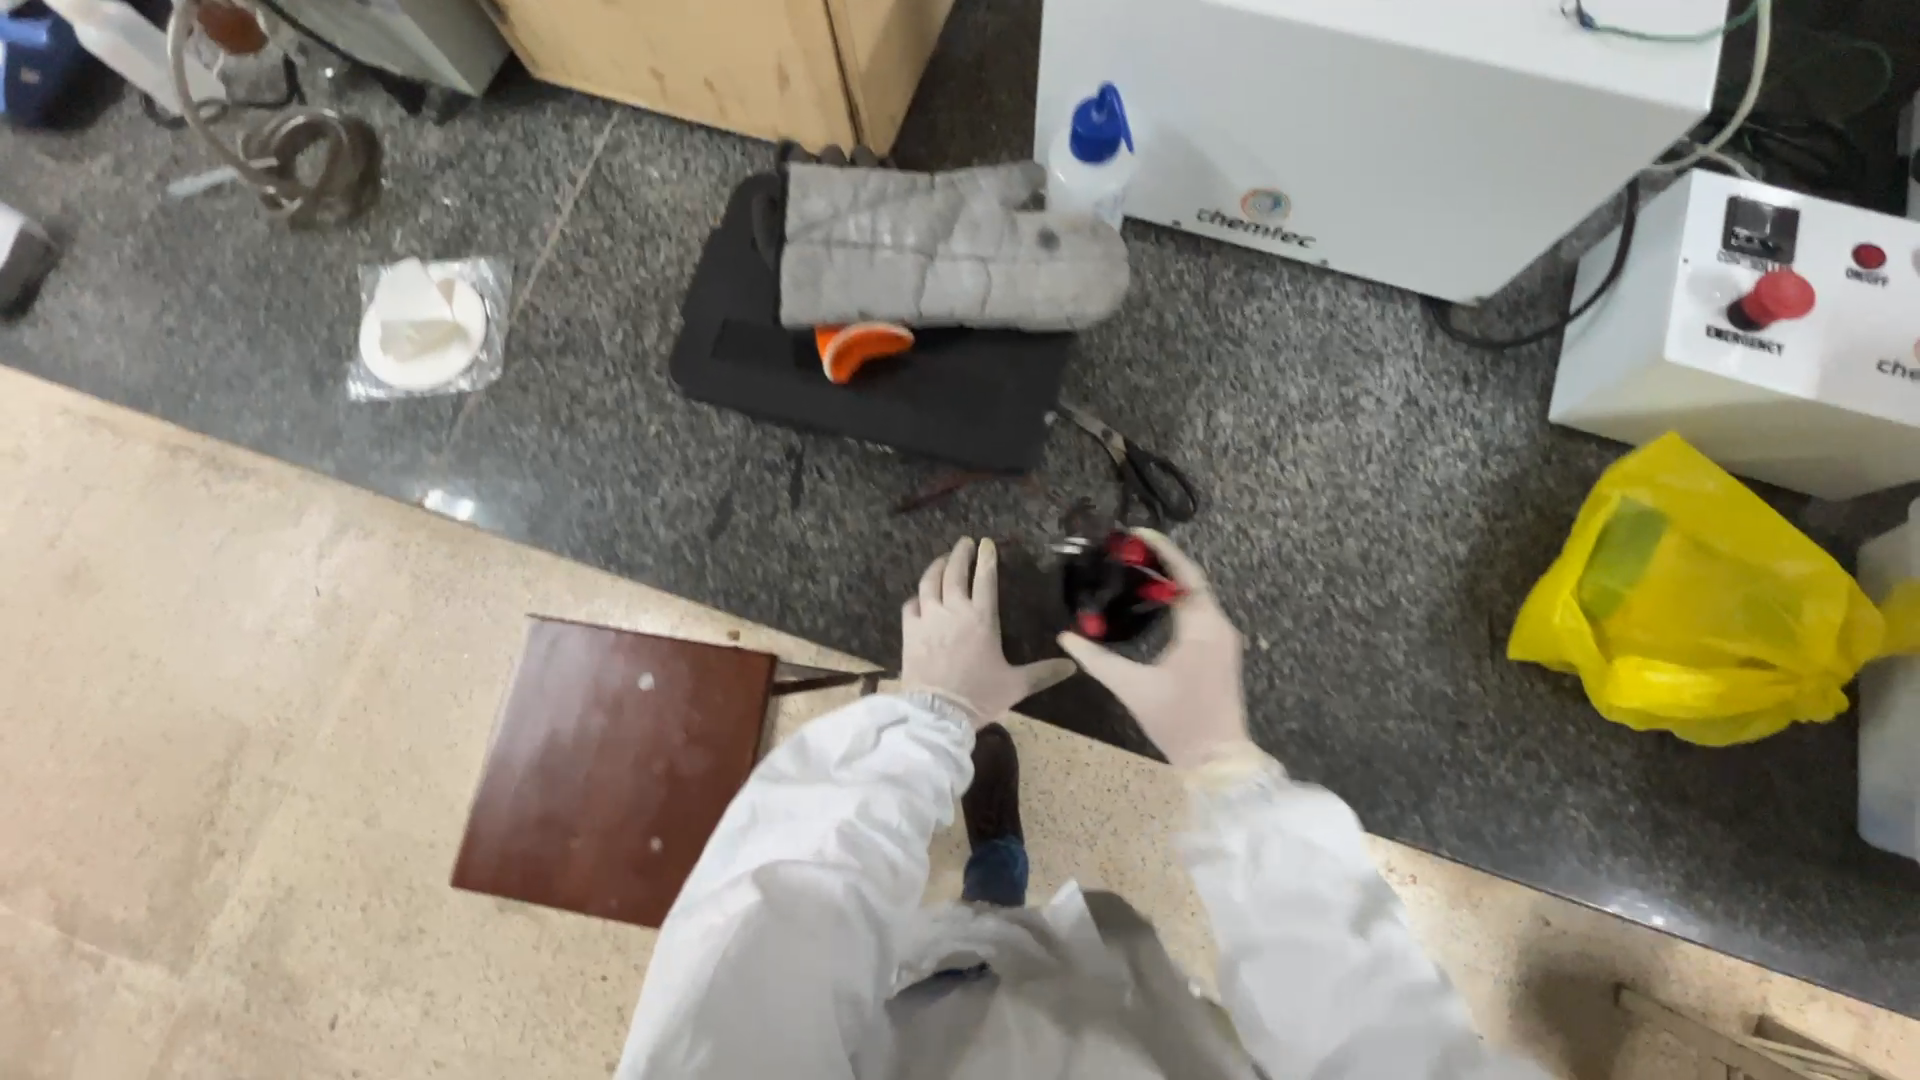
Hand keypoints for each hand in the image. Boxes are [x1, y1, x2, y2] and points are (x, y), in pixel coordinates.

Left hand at [902, 537, 1076, 725]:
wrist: (937, 713)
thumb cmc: (979, 696)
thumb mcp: (1016, 685)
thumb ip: (1044, 673)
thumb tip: (1073, 666)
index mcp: (981, 618)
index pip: (985, 578)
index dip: (987, 558)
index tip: (987, 543)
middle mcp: (953, 610)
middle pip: (954, 572)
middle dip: (960, 554)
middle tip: (965, 542)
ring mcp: (928, 619)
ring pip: (929, 582)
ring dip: (936, 567)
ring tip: (942, 559)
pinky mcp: (909, 631)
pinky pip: (910, 605)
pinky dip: (917, 597)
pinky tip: (920, 597)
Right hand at [1056, 530, 1250, 767]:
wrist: (1217, 757)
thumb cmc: (1178, 721)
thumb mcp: (1132, 688)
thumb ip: (1097, 659)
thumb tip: (1066, 637)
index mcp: (1202, 628)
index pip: (1185, 576)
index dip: (1163, 550)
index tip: (1136, 533)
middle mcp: (1218, 626)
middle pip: (1191, 581)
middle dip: (1160, 561)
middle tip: (1125, 550)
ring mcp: (1222, 639)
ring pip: (1196, 597)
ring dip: (1167, 581)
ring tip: (1132, 569)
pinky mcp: (1219, 650)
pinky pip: (1197, 612)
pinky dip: (1174, 600)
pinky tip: (1149, 602)